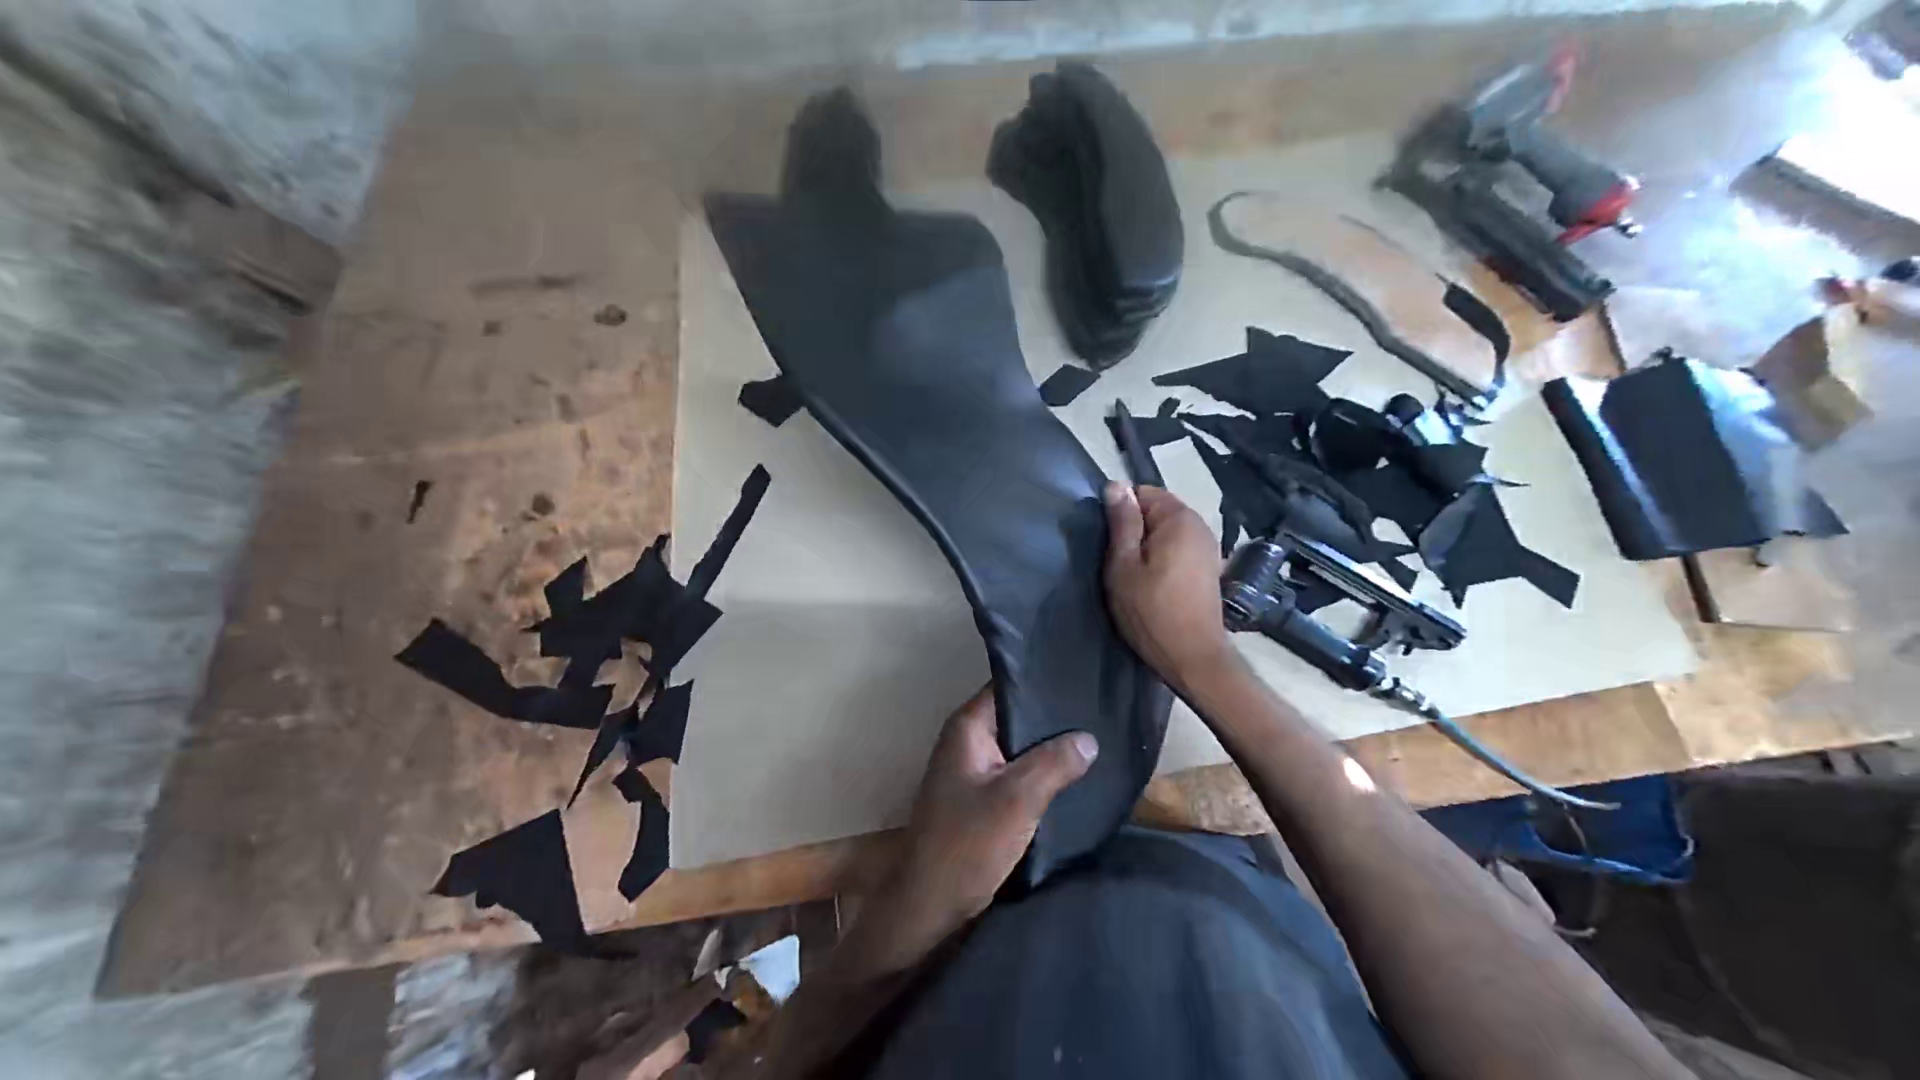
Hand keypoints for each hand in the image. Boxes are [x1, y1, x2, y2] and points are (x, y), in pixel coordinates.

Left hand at [843, 686, 1095, 976]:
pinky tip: (1074, 773)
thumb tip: (1088, 737)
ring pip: (1018, 744)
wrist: (929, 904)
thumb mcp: (1017, 799)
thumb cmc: (967, 844)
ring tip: (1096, 737)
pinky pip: (1016, 770)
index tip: (1083, 677)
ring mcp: (973, 767)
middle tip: (1098, 708)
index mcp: (968, 726)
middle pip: (1016, 714)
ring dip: (1049, 746)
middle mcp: (967, 739)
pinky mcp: (981, 794)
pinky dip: (1040, 771)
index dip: (1043, 680)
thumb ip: (1054, 763)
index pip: (1008, 685)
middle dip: (1053, 714)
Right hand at [1104, 483, 1237, 690]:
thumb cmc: (1151, 611)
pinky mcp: (1209, 569)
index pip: (1143, 492)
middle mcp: (1200, 526)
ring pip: (1167, 533)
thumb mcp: (1123, 565)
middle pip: (1157, 512)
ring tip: (1132, 576)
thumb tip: (1116, 485)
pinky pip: (1179, 550)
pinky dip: (1163, 559)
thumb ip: (1122, 522)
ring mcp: (1209, 548)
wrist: (1192, 657)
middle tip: (1118, 563)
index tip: (1109, 541)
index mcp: (1179, 519)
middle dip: (1135, 530)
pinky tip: (1153, 585)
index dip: (1121, 512)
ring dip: (1147, 547)